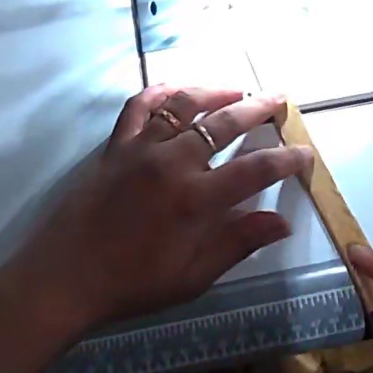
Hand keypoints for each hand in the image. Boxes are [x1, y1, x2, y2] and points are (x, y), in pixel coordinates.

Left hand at [1, 86, 313, 334]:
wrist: (67, 274)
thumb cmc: (133, 282)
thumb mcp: (192, 276)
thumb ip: (236, 244)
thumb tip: (280, 222)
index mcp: (195, 199)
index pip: (255, 170)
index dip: (286, 159)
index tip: (304, 152)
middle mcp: (171, 163)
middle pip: (223, 124)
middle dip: (256, 108)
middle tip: (278, 99)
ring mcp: (140, 149)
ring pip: (182, 106)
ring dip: (212, 92)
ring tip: (235, 90)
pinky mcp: (115, 146)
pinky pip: (138, 108)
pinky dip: (158, 93)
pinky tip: (174, 90)